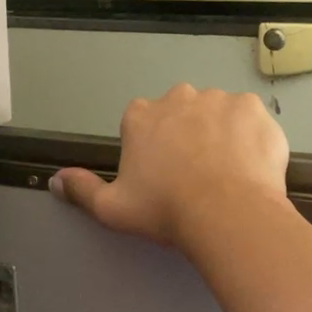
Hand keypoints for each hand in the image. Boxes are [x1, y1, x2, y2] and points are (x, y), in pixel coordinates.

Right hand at [50, 84, 290, 248]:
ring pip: (218, 115)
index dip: (152, 148)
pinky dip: (250, 139)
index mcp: (142, 116)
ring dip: (220, 135)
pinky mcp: (254, 109)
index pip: (142, 122)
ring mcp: (220, 100)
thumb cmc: (166, 209)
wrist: (227, 213)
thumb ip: (82, 189)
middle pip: (181, 112)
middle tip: (195, 175)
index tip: (162, 173)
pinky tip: (249, 167)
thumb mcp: (112, 207)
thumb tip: (57, 180)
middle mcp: (179, 97)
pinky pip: (251, 121)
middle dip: (187, 135)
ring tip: (225, 174)